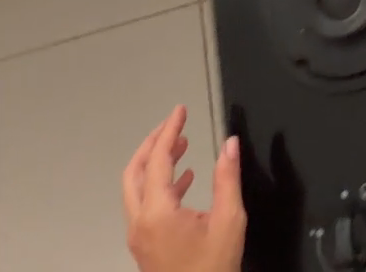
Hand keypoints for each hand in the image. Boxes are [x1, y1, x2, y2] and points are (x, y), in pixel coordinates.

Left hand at [123, 105, 245, 271]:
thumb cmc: (213, 267)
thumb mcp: (229, 220)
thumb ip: (227, 178)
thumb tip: (230, 143)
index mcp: (158, 213)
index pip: (158, 160)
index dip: (169, 130)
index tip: (180, 110)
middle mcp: (140, 222)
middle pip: (134, 172)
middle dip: (153, 143)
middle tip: (174, 123)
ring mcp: (139, 236)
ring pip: (136, 188)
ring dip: (156, 162)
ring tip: (182, 143)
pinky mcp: (145, 245)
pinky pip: (144, 204)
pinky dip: (160, 183)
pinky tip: (186, 178)